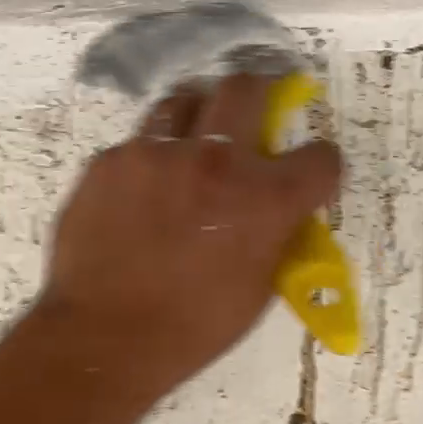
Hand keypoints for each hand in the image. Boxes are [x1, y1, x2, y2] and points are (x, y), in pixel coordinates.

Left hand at [32, 73, 343, 393]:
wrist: (103, 337)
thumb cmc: (189, 328)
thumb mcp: (257, 290)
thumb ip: (274, 236)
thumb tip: (276, 212)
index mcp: (263, 199)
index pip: (319, 156)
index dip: (319, 166)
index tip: (308, 172)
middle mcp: (213, 160)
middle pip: (246, 86)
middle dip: (259, 92)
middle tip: (251, 110)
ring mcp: (153, 154)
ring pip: (181, 102)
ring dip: (194, 118)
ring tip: (187, 147)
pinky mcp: (107, 162)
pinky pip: (134, 145)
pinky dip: (145, 162)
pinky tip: (135, 195)